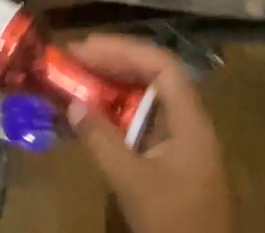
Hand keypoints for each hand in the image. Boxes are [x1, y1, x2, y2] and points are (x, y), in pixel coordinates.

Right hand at [64, 36, 231, 232]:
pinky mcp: (174, 161)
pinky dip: (116, 110)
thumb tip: (72, 102)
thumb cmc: (173, 225)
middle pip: (156, 76)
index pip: (164, 66)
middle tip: (72, 58)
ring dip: (112, 83)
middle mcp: (192, 126)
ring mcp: (185, 144)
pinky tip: (91, 115)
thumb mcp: (131, 183)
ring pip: (149, 97)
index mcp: (192, 125)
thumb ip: (100, 139)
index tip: (83, 49)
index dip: (123, 49)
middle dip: (113, 61)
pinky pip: (144, 120)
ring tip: (76, 79)